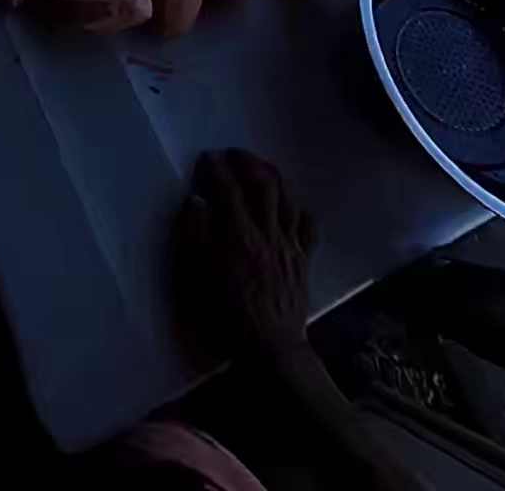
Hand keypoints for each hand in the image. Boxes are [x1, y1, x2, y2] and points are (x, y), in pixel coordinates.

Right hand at [173, 148, 319, 356]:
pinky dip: (300, 210)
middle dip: (247, 161)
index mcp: (239, 235)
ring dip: (273, 176)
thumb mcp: (202, 279)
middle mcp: (267, 230)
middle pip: (263, 181)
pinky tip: (291, 208)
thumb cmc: (231, 317)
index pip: (227, 188)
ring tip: (260, 169)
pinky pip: (308, 224)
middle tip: (233, 155)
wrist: (273, 349)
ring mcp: (290, 242)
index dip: (216, 168)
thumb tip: (196, 201)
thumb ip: (197, 237)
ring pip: (287, 195)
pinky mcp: (304, 256)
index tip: (207, 157)